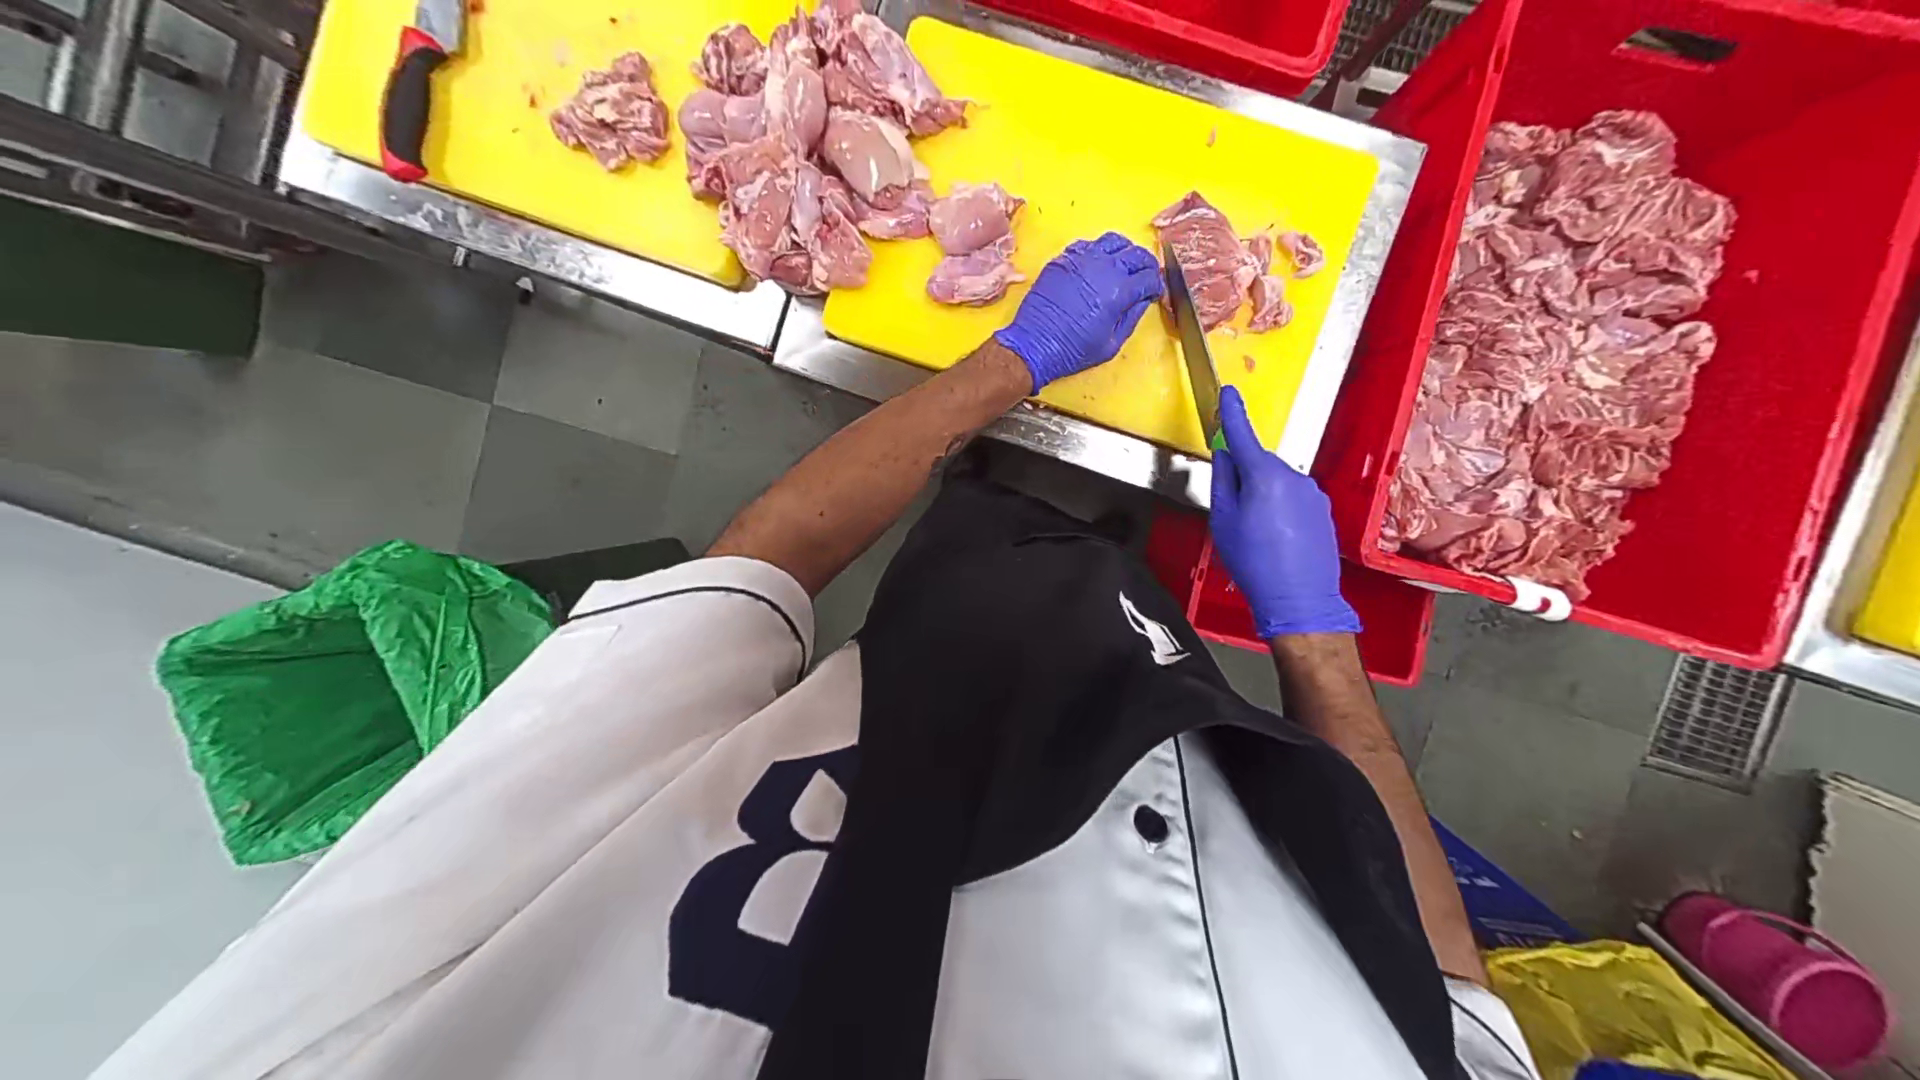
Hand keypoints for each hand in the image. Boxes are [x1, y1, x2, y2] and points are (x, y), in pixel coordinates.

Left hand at [993, 232, 1163, 392]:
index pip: (1149, 276)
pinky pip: (1087, 245)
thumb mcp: (1111, 344)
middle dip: (1146, 264)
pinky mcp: (1062, 260)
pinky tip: (1097, 265)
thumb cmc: (1072, 351)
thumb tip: (1142, 299)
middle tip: (1144, 277)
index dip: (1156, 285)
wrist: (1033, 346)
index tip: (1153, 292)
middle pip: (1136, 253)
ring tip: (1123, 265)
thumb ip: (1131, 318)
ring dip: (1123, 251)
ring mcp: (1081, 260)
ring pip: (1113, 241)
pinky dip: (1098, 251)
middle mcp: (1102, 268)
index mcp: (1119, 291)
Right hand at [1210, 386, 1359, 638]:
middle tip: (1231, 512)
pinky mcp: (1323, 510)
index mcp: (1265, 476)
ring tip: (1254, 532)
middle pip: (1260, 463)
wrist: (1300, 599)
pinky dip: (1278, 509)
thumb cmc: (1253, 560)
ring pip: (1277, 482)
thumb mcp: (1223, 521)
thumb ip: (1223, 482)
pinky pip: (1293, 498)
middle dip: (1244, 477)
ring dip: (1262, 496)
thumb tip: (1225, 456)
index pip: (1243, 436)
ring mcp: (1313, 493)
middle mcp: (1294, 477)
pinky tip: (1273, 537)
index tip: (1228, 392)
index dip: (1232, 414)